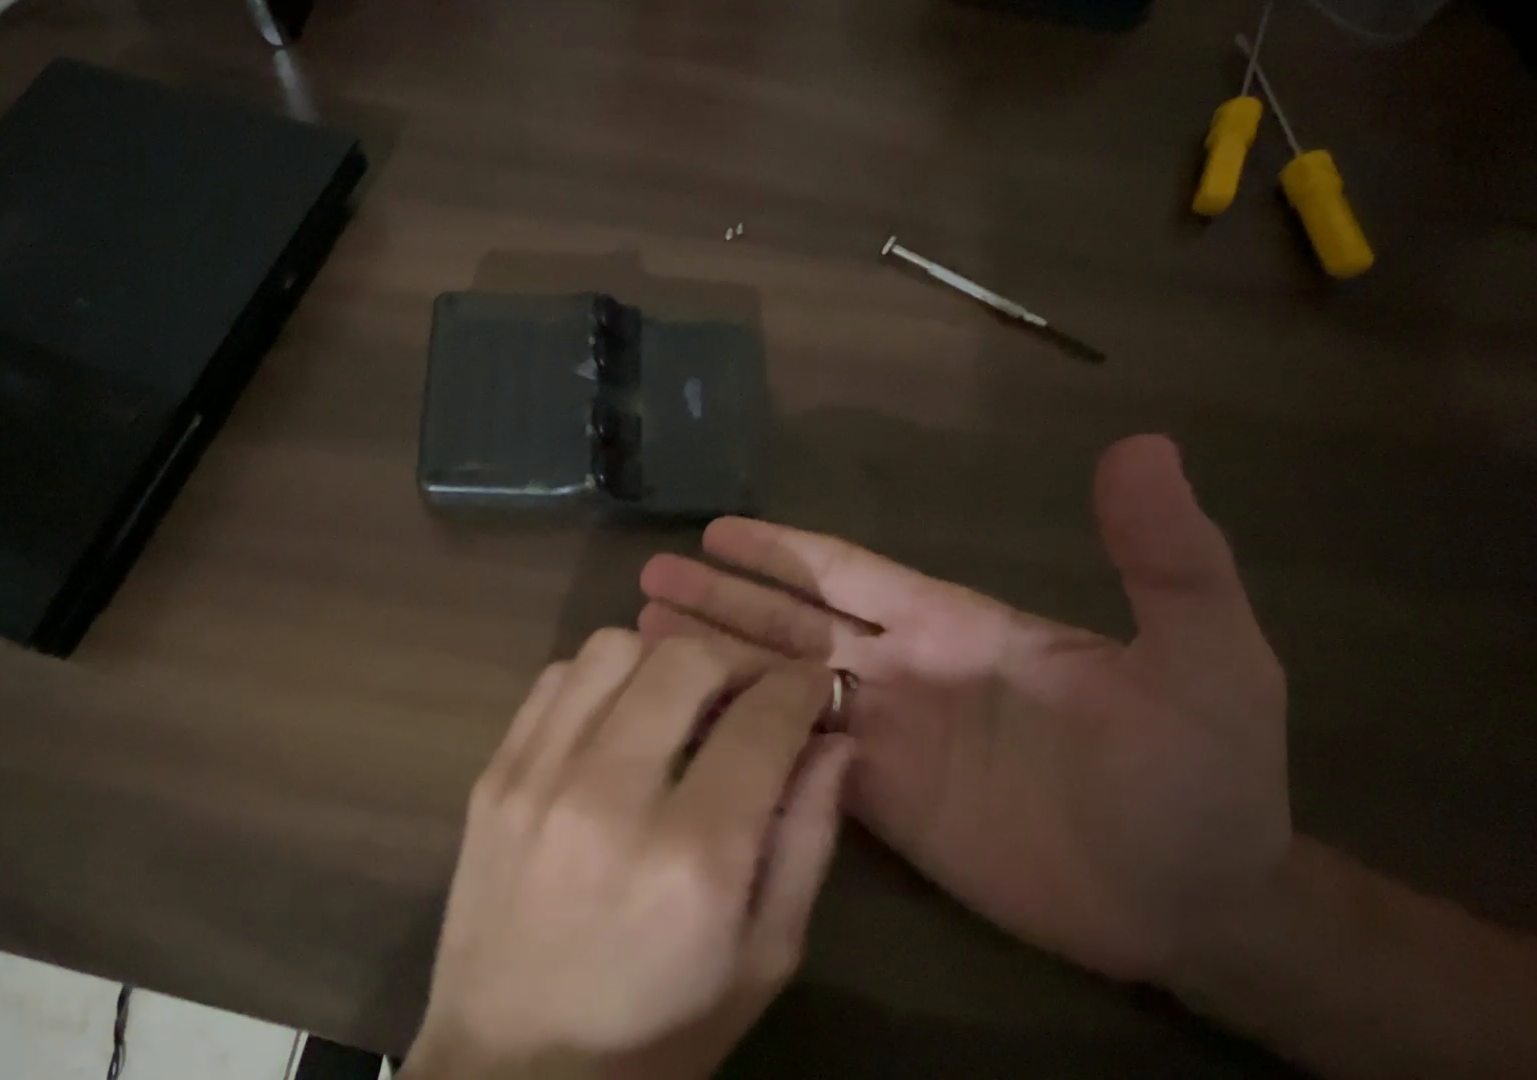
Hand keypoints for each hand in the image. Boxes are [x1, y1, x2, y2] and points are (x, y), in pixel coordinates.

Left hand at [403, 631, 855, 1079]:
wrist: (514, 1067)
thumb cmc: (657, 1030)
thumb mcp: (764, 957)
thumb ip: (807, 838)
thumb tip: (834, 740)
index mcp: (692, 859)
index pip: (762, 722)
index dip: (801, 687)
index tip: (814, 685)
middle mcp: (607, 799)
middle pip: (684, 662)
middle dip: (740, 659)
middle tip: (757, 687)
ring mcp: (535, 779)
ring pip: (611, 650)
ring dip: (665, 659)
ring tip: (686, 698)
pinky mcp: (492, 776)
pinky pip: (553, 681)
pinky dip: (600, 678)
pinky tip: (620, 714)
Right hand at [637, 435, 1290, 985]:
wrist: (1195, 901)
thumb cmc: (1201, 772)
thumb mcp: (1205, 655)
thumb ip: (1162, 559)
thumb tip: (1143, 445)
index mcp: (951, 624)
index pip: (842, 574)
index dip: (777, 550)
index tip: (711, 531)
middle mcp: (902, 671)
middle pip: (788, 624)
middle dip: (718, 601)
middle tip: (644, 582)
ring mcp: (885, 738)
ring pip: (778, 688)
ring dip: (715, 661)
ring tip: (643, 642)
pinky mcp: (878, 802)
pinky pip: (793, 760)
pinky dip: (742, 739)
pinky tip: (691, 728)